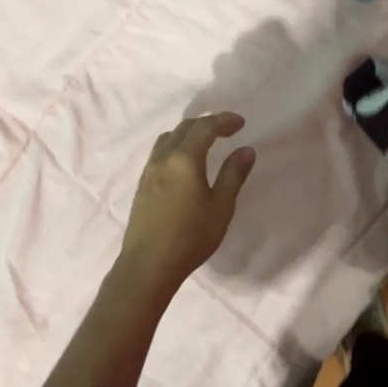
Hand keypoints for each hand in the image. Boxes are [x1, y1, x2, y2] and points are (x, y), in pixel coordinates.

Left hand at [117, 113, 258, 295]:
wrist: (148, 266)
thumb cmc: (190, 237)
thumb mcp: (221, 207)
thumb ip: (233, 174)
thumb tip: (245, 149)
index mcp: (184, 159)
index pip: (205, 127)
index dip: (224, 121)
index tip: (241, 123)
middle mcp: (163, 158)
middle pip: (184, 127)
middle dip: (207, 123)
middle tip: (227, 130)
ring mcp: (149, 171)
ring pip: (168, 138)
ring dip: (188, 133)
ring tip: (205, 143)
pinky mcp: (141, 185)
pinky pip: (159, 152)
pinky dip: (176, 146)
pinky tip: (184, 163)